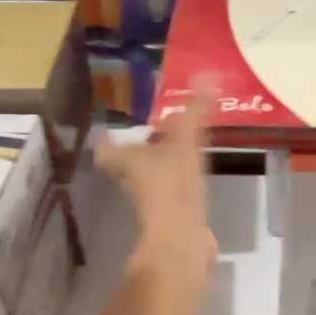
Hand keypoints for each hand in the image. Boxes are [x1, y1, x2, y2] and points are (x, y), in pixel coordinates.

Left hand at [97, 90, 215, 277]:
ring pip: (149, 183)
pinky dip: (178, 190)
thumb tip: (209, 76)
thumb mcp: (185, 141)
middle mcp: (131, 183)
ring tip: (178, 156)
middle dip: (140, 156)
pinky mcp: (169, 219)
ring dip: (160, 172)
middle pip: (126, 168)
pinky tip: (194, 182)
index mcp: (124, 161)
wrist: (182, 238)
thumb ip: (194, 112)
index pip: (106, 152)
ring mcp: (150, 204)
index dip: (110, 144)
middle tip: (157, 139)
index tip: (119, 134)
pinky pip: (170, 198)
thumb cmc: (172, 184)